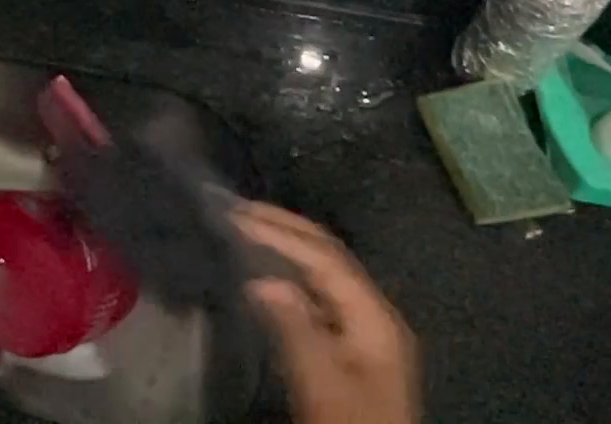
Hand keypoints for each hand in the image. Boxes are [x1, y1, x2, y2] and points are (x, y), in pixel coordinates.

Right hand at [232, 203, 418, 423]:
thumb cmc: (349, 422)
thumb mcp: (321, 381)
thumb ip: (293, 327)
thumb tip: (260, 280)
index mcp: (374, 316)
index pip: (324, 258)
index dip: (280, 233)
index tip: (237, 217)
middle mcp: (373, 311)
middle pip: (328, 254)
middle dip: (285, 227)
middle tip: (239, 208)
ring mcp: (364, 327)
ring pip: (323, 269)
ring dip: (287, 243)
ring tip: (246, 224)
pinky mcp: (350, 342)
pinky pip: (318, 289)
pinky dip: (289, 268)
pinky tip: (264, 265)